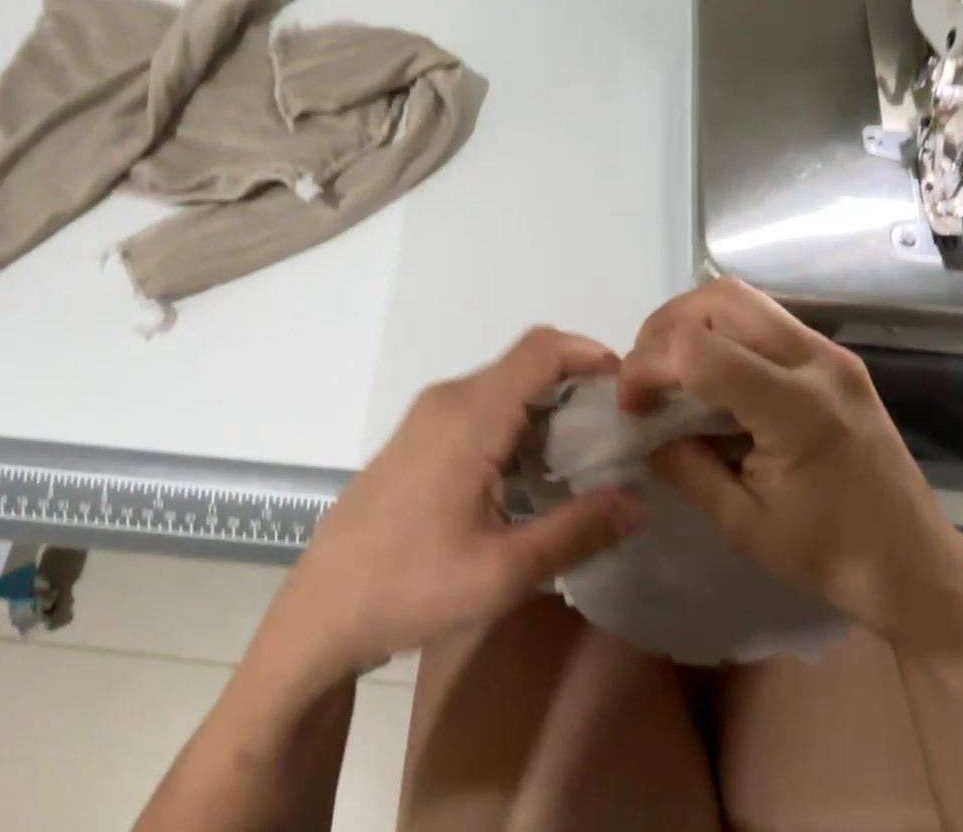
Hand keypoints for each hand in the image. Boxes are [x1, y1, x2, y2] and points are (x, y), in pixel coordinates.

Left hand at [260, 328, 649, 680]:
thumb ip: (578, 530)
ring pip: (503, 389)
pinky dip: (518, 427)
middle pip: (525, 365)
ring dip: (549, 411)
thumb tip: (641, 501)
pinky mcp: (416, 441)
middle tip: (620, 436)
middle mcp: (446, 402)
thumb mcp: (504, 571)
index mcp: (469, 417)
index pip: (541, 349)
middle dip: (578, 388)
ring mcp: (425, 419)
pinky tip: (534, 477)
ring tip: (588, 461)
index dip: (592, 355)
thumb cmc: (410, 589)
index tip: (630, 395)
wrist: (321, 613)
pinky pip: (479, 411)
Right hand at [618, 278, 962, 647]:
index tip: (630, 406)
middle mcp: (818, 362)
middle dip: (663, 329)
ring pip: (742, 298)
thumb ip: (684, 466)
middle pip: (720, 299)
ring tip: (670, 372)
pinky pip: (764, 319)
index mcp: (797, 409)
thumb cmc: (828, 555)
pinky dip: (720, 332)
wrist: (913, 561)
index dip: (646, 367)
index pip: (698, 350)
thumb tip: (644, 428)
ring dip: (690, 323)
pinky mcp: (835, 358)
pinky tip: (709, 377)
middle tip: (644, 379)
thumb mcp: (740, 522)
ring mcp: (831, 354)